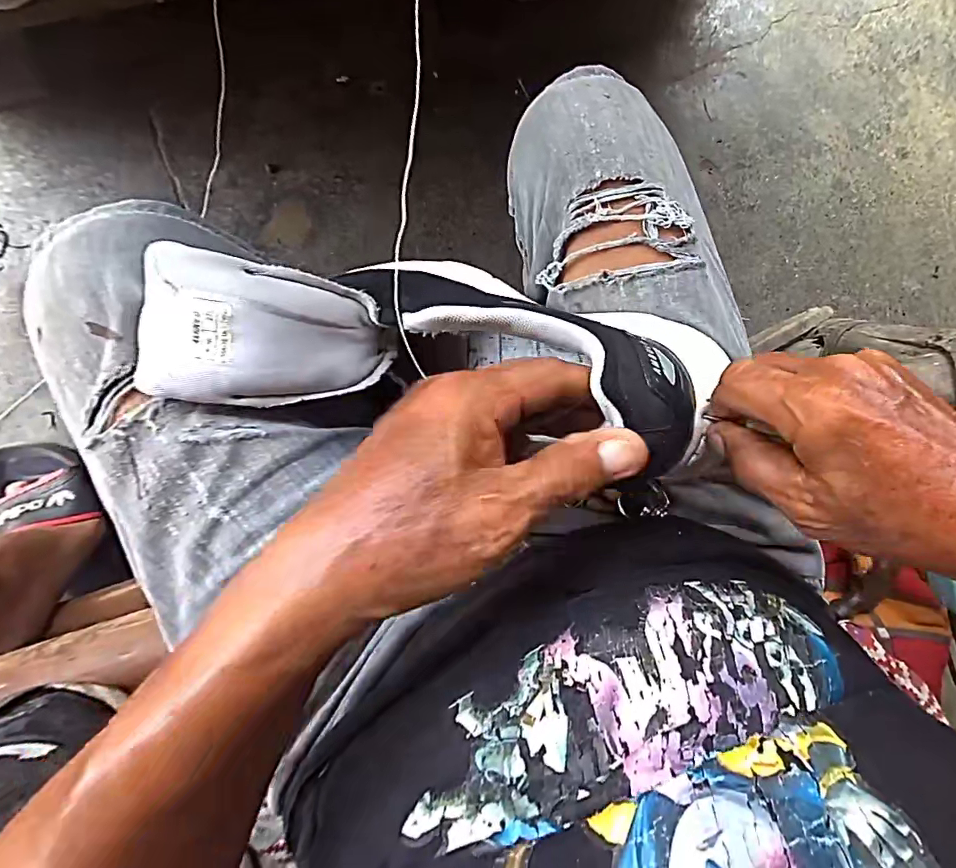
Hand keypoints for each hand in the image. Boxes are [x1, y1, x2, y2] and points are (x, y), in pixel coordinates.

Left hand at [265, 359, 648, 629]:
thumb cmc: (410, 540)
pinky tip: (536, 476)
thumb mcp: (507, 507)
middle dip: (579, 417)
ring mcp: (431, 419)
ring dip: (550, 436)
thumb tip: (630, 444)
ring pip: (509, 414)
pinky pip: (485, 433)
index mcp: (472, 393)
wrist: (320, 579)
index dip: (602, 394)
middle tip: (619, 447)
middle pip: (532, 391)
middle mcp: (450, 394)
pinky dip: (518, 449)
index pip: (556, 375)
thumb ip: (574, 469)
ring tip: (588, 464)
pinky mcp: (420, 447)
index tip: (636, 418)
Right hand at [709, 351, 955, 584]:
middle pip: (763, 366)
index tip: (725, 428)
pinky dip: (820, 396)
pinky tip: (839, 435)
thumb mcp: (809, 507)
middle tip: (758, 441)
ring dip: (787, 400)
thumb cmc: (910, 515)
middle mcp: (840, 372)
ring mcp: (867, 365)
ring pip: (796, 369)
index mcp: (815, 405)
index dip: (721, 406)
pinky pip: (831, 372)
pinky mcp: (886, 368)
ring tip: (810, 446)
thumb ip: (751, 464)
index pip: (736, 378)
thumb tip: (727, 438)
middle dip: (751, 402)